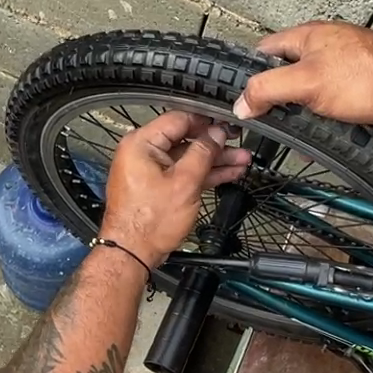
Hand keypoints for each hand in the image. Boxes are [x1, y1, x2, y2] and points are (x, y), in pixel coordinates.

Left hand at [98, 110, 250, 265]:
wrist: (132, 253)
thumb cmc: (147, 223)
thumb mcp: (185, 182)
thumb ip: (203, 153)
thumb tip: (216, 134)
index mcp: (141, 144)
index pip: (179, 119)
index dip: (206, 122)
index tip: (227, 126)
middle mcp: (141, 153)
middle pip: (184, 139)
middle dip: (215, 144)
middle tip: (237, 144)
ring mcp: (148, 171)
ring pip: (187, 158)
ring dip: (214, 160)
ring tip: (240, 161)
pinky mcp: (154, 187)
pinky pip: (181, 173)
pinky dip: (202, 174)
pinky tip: (226, 174)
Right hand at [232, 20, 372, 131]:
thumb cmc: (370, 77)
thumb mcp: (305, 82)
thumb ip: (268, 90)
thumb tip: (243, 101)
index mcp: (310, 35)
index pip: (265, 50)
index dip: (252, 73)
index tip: (245, 96)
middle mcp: (327, 46)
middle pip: (287, 73)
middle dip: (280, 99)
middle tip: (275, 118)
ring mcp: (344, 66)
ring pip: (310, 92)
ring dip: (304, 113)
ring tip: (305, 129)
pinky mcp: (359, 86)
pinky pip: (331, 104)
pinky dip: (325, 119)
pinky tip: (328, 131)